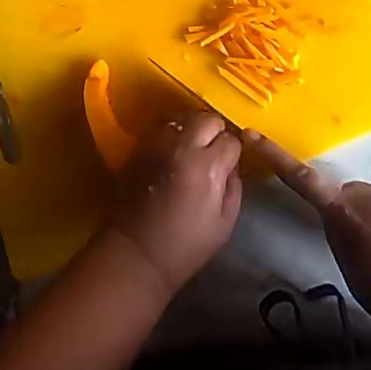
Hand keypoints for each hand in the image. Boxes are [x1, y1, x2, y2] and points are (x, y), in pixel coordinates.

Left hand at [104, 113, 243, 294]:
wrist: (136, 251)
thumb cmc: (185, 246)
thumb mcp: (224, 224)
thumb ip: (233, 188)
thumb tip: (232, 166)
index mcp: (208, 167)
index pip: (230, 140)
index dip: (233, 151)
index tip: (229, 163)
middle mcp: (183, 147)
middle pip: (207, 119)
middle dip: (216, 131)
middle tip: (214, 151)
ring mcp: (159, 143)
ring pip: (184, 118)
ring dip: (193, 130)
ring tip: (193, 150)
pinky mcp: (141, 146)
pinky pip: (164, 129)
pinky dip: (174, 136)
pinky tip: (174, 154)